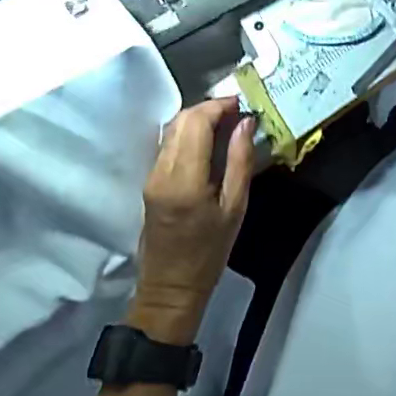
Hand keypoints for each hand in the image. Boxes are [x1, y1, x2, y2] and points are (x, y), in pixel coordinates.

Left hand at [129, 98, 254, 343]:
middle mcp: (162, 171)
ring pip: (173, 128)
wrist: (170, 289)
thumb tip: (246, 122)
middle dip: (210, 108)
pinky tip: (209, 141)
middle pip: (182, 119)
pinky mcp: (150, 181)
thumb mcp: (235, 207)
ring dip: (199, 118)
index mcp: (185, 179)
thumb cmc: (209, 252)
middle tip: (237, 114)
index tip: (243, 106)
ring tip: (227, 125)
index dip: (220, 106)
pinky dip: (189, 132)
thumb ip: (240, 160)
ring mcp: (152, 175)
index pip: (196, 121)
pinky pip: (169, 143)